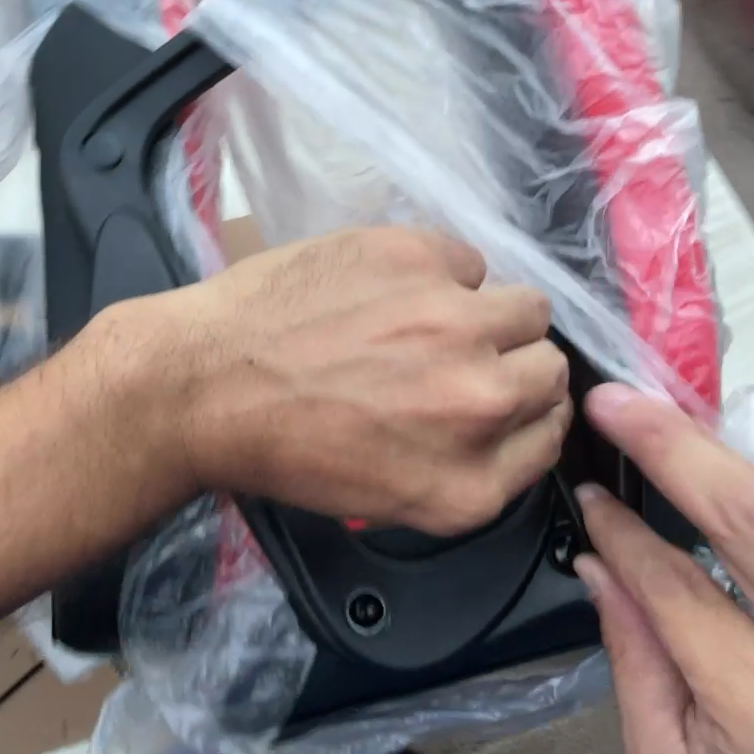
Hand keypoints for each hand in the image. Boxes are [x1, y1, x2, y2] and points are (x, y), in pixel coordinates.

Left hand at [130, 226, 570, 534]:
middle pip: (548, 367)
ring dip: (487, 314)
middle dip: (509, 363)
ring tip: (426, 317)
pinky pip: (468, 260)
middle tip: (450, 357)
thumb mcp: (386, 496)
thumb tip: (504, 418)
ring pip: (525, 307)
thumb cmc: (281, 449)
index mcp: (471, 484)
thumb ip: (464, 467)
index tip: (495, 395)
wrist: (203, 384)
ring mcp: (454, 323)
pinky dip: (440, 273)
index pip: (550, 432)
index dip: (524, 410)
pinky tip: (388, 287)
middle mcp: (482, 403)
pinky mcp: (418, 257)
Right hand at [572, 385, 753, 753]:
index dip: (627, 535)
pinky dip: (752, 487)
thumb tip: (601, 563)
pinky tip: (706, 460)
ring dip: (712, 453)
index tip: (587, 493)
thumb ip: (633, 660)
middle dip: (677, 450)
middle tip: (614, 402)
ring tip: (649, 414)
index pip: (685, 595)